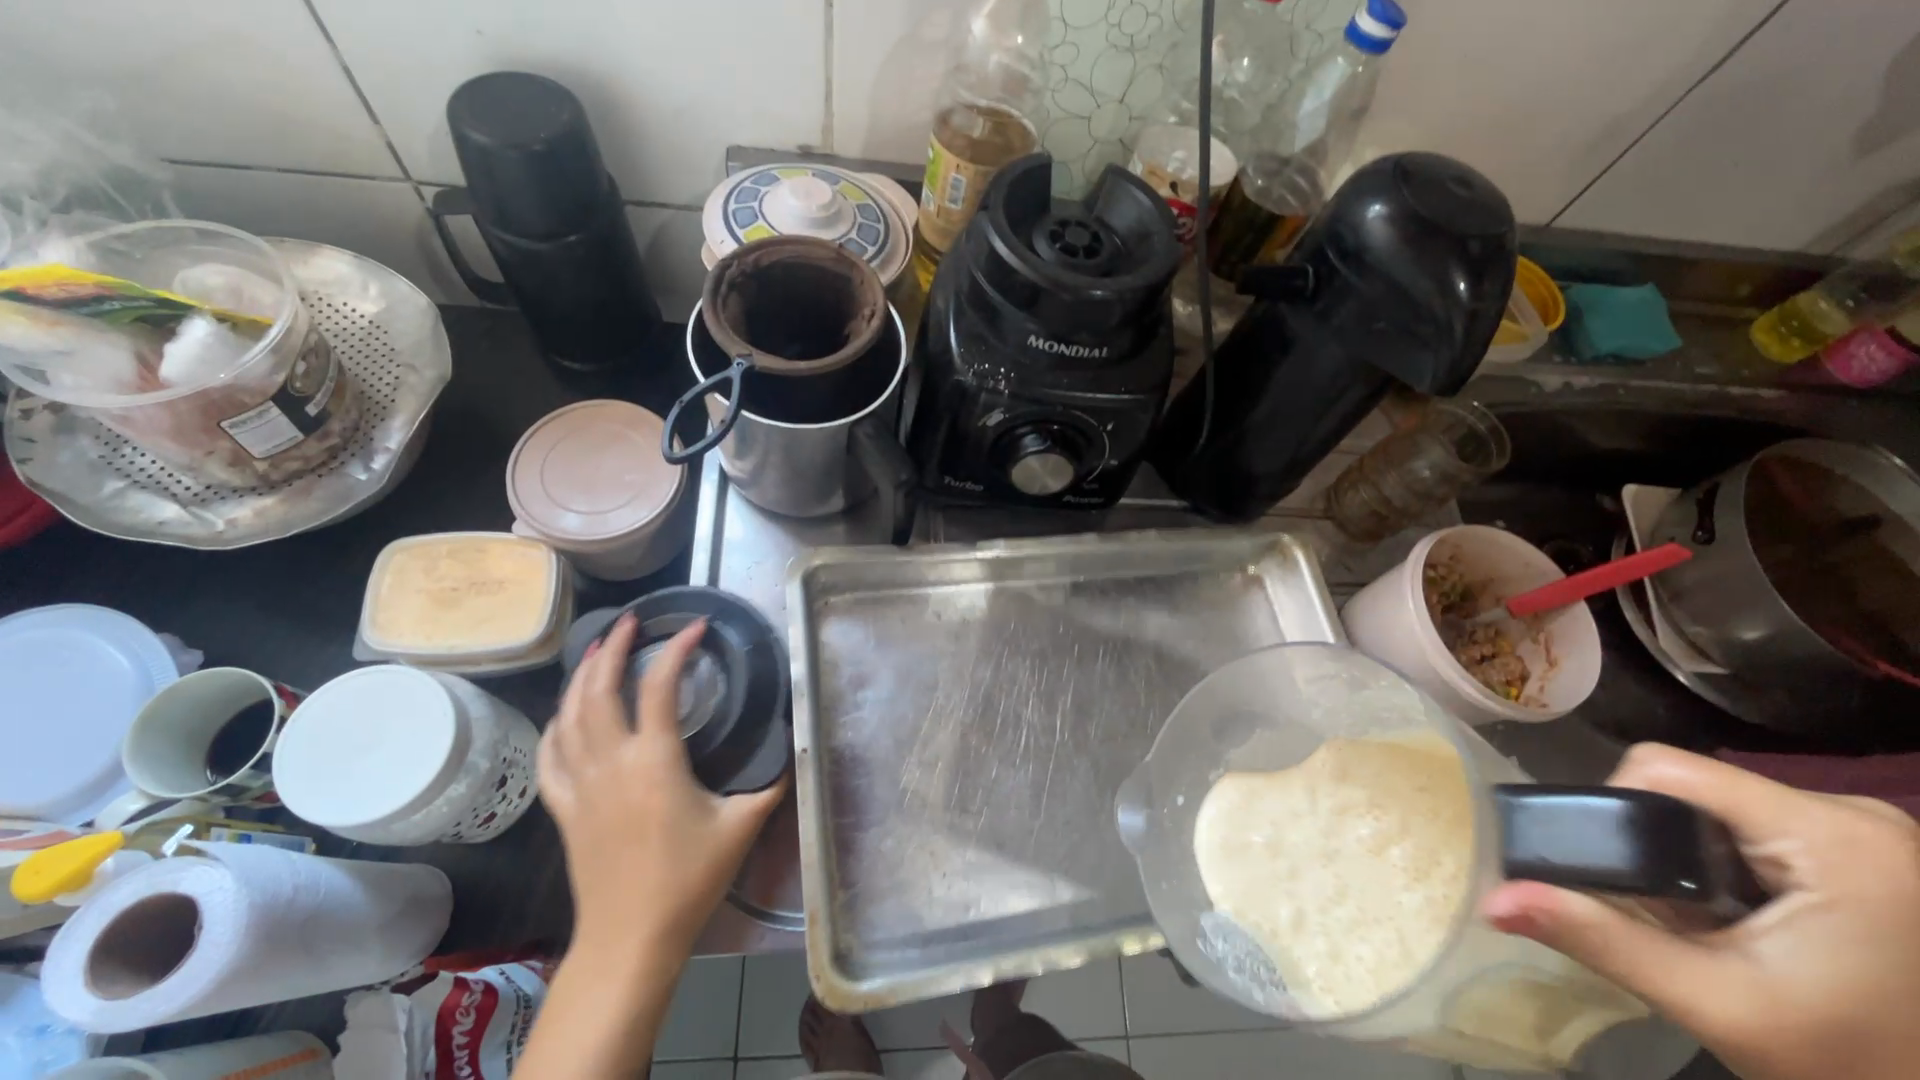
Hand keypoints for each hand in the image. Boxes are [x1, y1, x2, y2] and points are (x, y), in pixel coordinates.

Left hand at [539, 614, 786, 964]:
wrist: (631, 935)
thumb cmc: (689, 879)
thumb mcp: (741, 827)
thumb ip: (769, 783)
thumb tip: (793, 752)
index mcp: (656, 759)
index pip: (660, 685)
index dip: (677, 649)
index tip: (695, 628)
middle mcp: (611, 761)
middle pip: (599, 688)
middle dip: (613, 648)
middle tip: (631, 623)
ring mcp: (579, 784)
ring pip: (569, 715)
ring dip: (581, 677)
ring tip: (596, 652)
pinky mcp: (562, 808)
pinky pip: (549, 755)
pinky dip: (555, 725)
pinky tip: (563, 715)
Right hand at [1481, 743, 1919, 1079]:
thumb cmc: (1840, 1060)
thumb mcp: (1711, 1002)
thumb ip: (1598, 939)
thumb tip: (1493, 901)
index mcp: (1834, 834)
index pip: (1666, 769)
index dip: (1615, 812)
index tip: (1622, 882)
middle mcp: (1855, 812)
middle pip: (1690, 788)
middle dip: (1656, 849)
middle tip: (1670, 920)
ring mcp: (1864, 829)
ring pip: (1714, 807)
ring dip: (1685, 861)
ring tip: (1707, 927)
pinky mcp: (1862, 849)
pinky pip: (1750, 826)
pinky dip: (1722, 868)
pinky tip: (1742, 922)